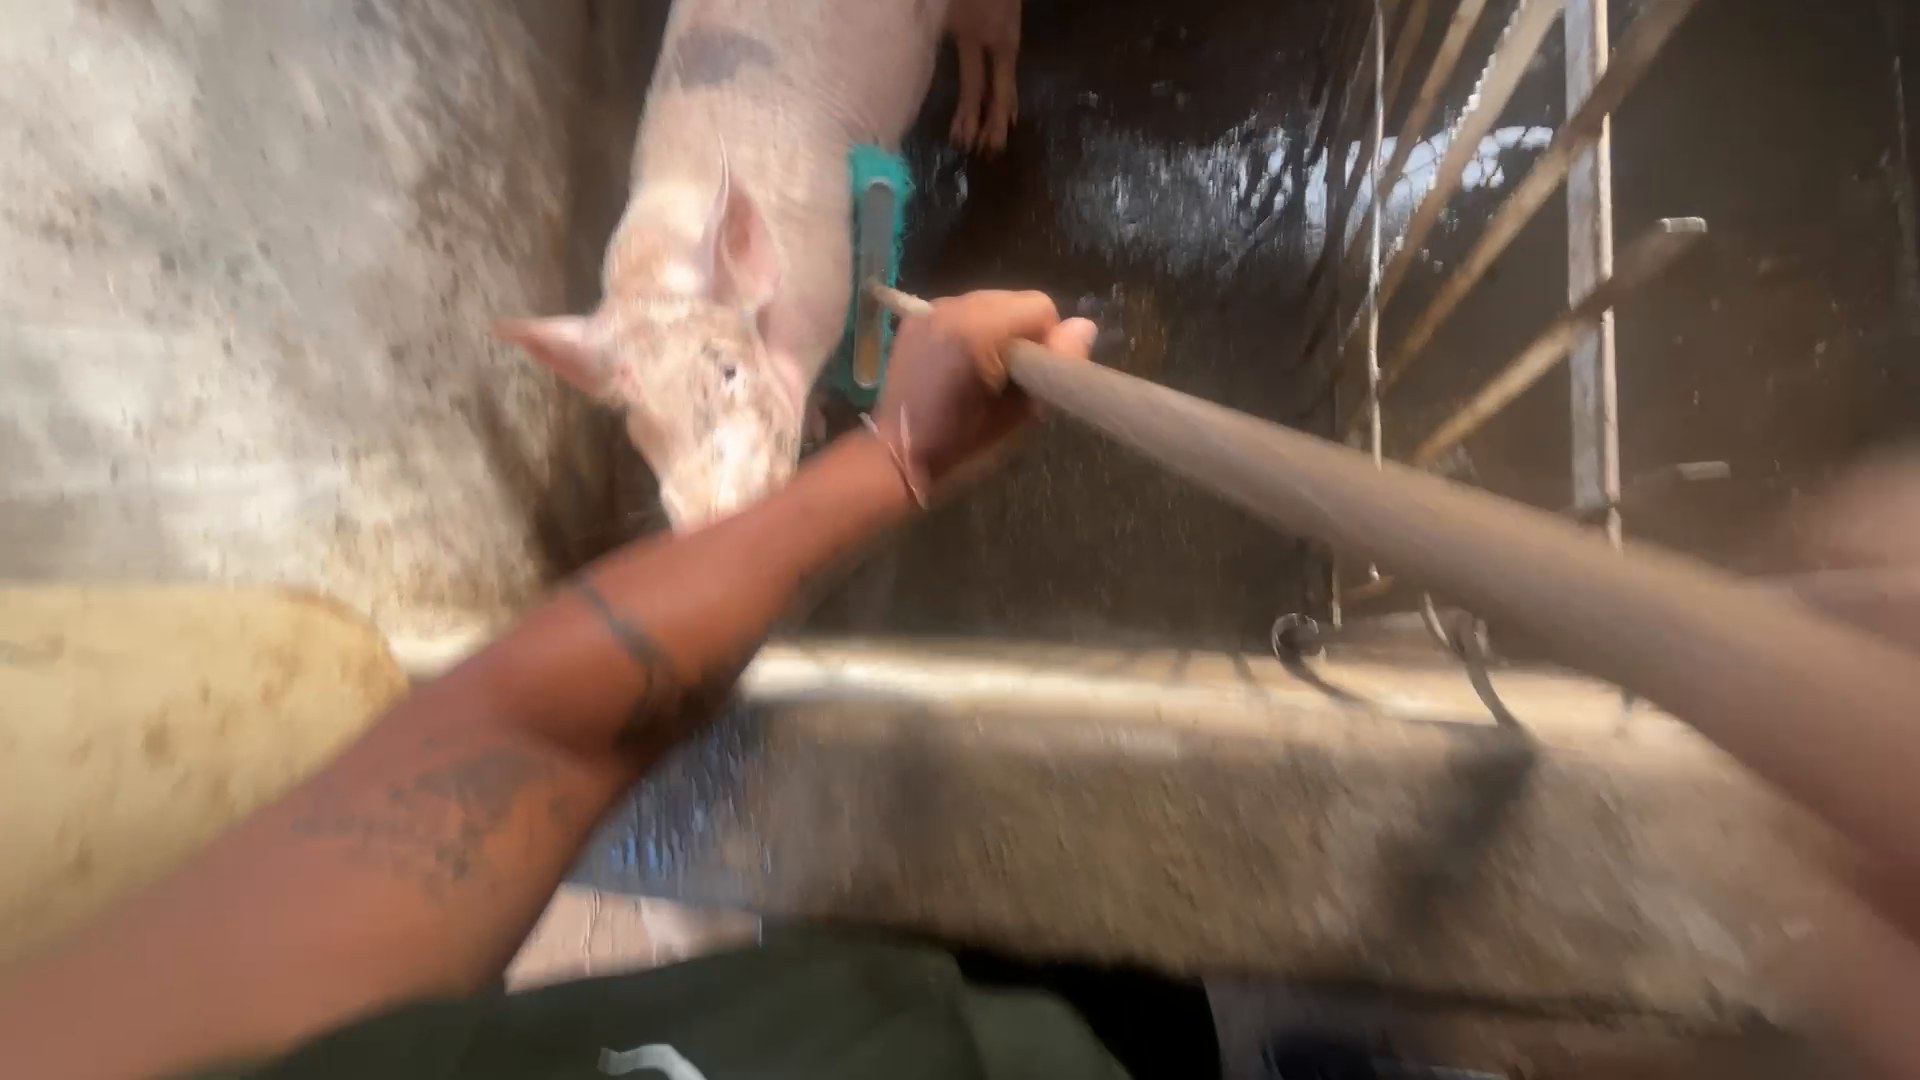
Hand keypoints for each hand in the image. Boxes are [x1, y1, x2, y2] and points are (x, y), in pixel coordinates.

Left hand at [871, 289, 1097, 499]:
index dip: (1048, 343)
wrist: (895, 458)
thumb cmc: (960, 447)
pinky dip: (972, 332)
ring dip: (998, 333)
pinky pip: (961, 313)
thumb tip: (1085, 327)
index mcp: (978, 329)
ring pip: (989, 305)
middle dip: (1022, 335)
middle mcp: (952, 307)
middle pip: (1015, 301)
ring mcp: (930, 311)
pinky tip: (962, 366)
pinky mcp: (915, 321)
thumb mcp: (1018, 415)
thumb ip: (1053, 366)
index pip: (1040, 308)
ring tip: (985, 375)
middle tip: (1010, 381)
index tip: (1034, 380)